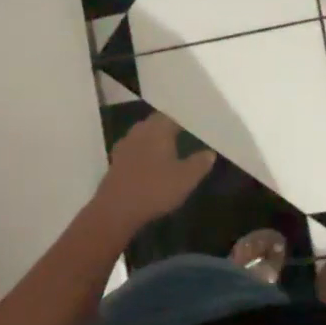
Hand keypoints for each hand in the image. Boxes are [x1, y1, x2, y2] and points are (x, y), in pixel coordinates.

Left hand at [91, 113, 215, 231]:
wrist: (116, 209)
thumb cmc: (154, 189)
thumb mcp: (185, 179)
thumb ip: (199, 163)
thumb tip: (210, 153)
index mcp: (157, 129)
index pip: (173, 115)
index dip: (185, 118)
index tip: (197, 121)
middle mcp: (139, 131)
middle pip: (156, 123)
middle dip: (170, 126)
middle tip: (186, 132)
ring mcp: (124, 145)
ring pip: (144, 135)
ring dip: (156, 139)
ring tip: (171, 147)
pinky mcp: (116, 161)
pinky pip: (134, 150)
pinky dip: (144, 153)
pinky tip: (151, 162)